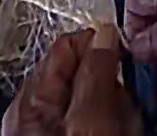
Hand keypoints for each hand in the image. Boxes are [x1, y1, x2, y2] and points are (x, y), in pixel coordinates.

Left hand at [2, 26, 141, 135]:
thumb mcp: (89, 123)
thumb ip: (96, 73)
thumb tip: (105, 31)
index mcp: (32, 100)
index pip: (69, 42)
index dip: (100, 44)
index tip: (123, 56)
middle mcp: (38, 113)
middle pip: (86, 70)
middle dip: (113, 82)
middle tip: (124, 108)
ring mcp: (52, 132)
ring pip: (97, 97)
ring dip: (118, 107)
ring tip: (124, 125)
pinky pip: (99, 120)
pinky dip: (115, 123)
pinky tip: (121, 131)